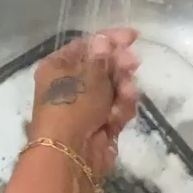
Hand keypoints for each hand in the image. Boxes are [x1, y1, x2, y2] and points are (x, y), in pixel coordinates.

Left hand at [29, 29, 140, 176]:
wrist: (70, 155)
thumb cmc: (73, 105)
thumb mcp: (89, 74)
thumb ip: (102, 56)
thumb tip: (103, 39)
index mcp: (58, 67)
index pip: (86, 46)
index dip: (109, 40)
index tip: (134, 37)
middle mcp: (70, 85)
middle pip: (103, 67)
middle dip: (120, 67)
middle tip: (132, 65)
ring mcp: (86, 107)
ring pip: (114, 89)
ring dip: (122, 90)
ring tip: (125, 95)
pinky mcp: (100, 125)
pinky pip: (116, 109)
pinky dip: (121, 110)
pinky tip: (119, 115)